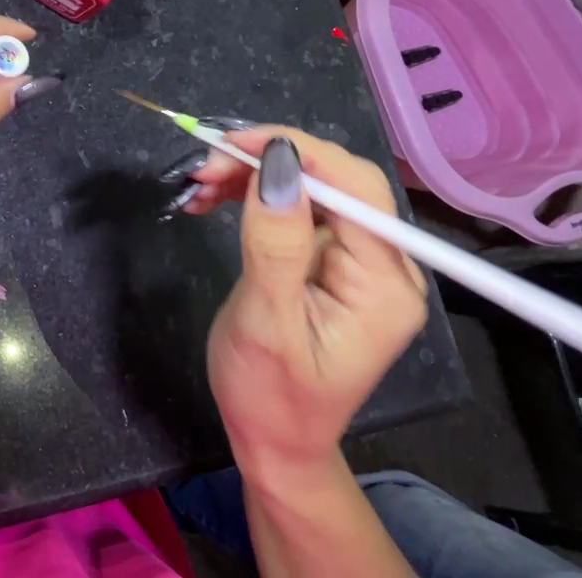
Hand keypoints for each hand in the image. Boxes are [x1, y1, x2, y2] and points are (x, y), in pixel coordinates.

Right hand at [181, 128, 426, 475]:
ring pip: (310, 188)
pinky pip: (295, 209)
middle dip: (268, 160)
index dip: (297, 151)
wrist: (272, 439)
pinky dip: (251, 194)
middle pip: (335, 180)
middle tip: (204, 166)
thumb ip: (275, 243)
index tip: (230, 143)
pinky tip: (212, 199)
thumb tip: (277, 165)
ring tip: (198, 183)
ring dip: (252, 175)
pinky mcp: (328, 262)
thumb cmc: (269, 393)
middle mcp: (382, 265)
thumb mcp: (264, 321)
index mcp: (383, 284)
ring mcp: (356, 263)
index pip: (355, 188)